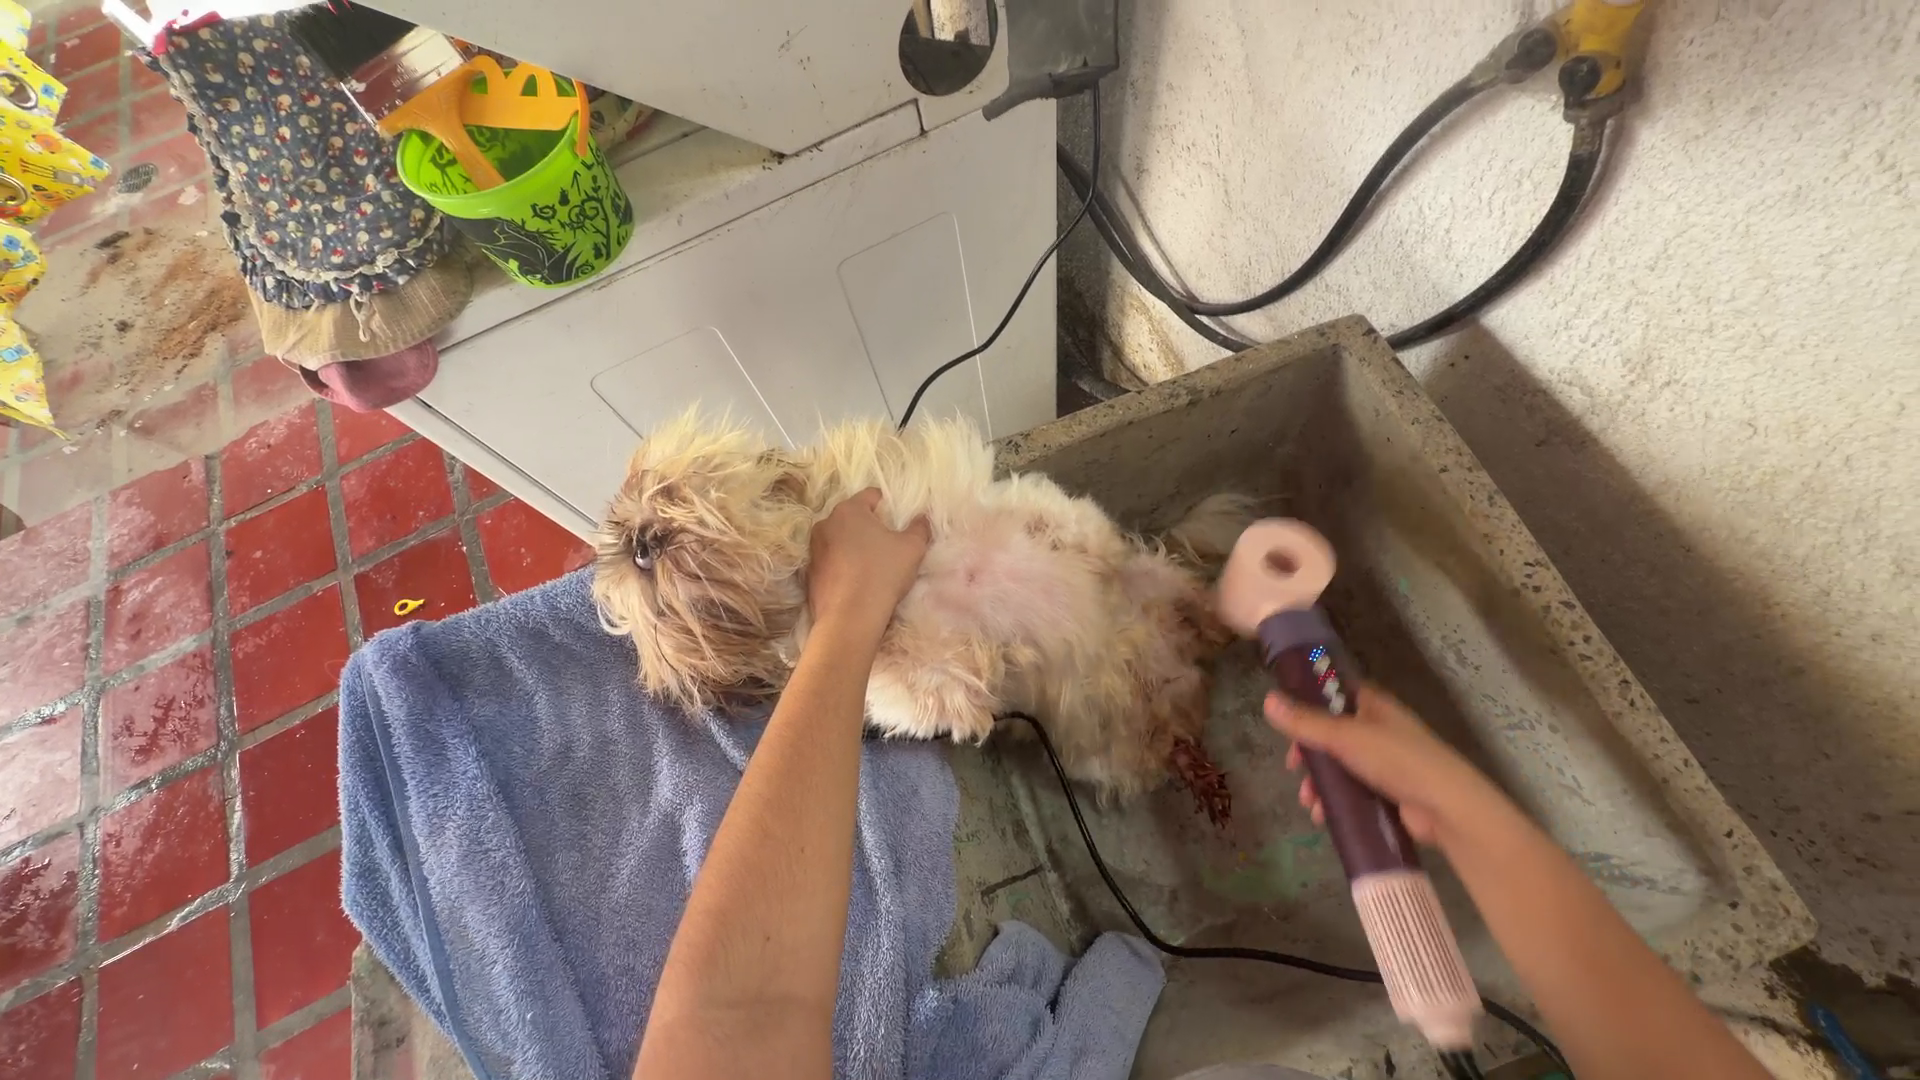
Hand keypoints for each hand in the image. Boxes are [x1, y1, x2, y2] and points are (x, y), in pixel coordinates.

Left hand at [807, 489, 931, 633]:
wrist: (850, 617)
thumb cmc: (883, 573)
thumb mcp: (912, 548)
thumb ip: (920, 528)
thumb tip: (921, 519)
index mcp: (849, 510)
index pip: (870, 495)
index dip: (887, 504)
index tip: (897, 520)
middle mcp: (825, 524)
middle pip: (852, 517)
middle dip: (868, 526)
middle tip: (886, 543)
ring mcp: (814, 549)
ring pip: (839, 539)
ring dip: (853, 546)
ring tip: (870, 565)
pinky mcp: (809, 573)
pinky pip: (831, 561)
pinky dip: (842, 565)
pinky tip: (856, 581)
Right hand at [1265, 684, 1504, 849]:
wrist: (1447, 808)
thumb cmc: (1397, 760)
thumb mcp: (1344, 736)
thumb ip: (1305, 722)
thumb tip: (1266, 700)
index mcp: (1373, 706)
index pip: (1335, 693)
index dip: (1309, 702)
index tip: (1287, 717)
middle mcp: (1379, 729)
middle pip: (1331, 733)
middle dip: (1309, 753)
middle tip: (1294, 766)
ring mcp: (1385, 762)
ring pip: (1339, 765)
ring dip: (1319, 782)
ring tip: (1308, 801)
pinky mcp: (1389, 792)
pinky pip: (1352, 791)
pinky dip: (1335, 801)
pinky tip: (1323, 815)